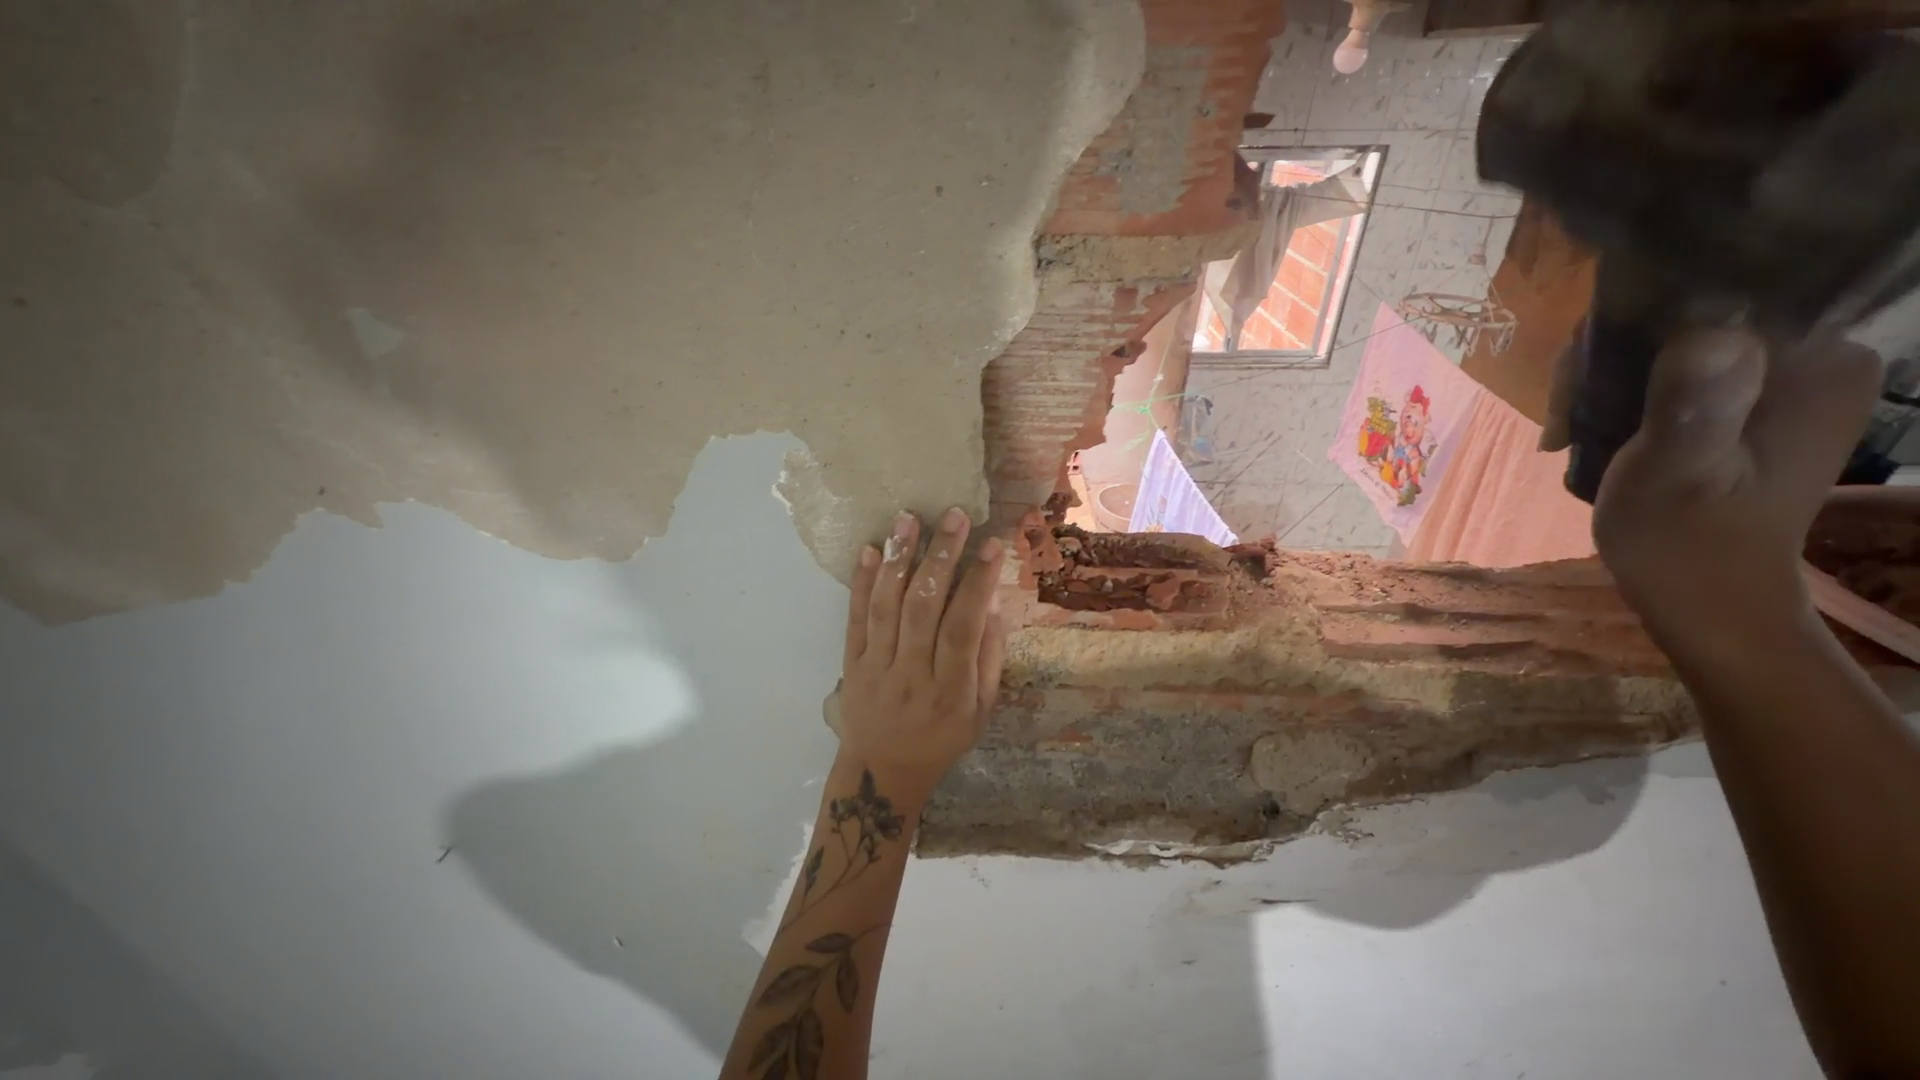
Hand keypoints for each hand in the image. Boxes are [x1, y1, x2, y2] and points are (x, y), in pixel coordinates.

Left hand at [837, 508, 1008, 801]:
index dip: (978, 583)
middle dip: (940, 557)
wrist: (883, 771)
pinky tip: (870, 550)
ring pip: (887, 607)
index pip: (963, 627)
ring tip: (909, 519)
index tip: (992, 544)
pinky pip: (856, 618)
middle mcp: (912, 674)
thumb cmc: (942, 738)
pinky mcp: (852, 662)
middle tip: (954, 516)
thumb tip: (993, 600)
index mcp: (952, 690)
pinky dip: (862, 583)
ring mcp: (877, 667)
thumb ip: (988, 657)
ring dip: (899, 559)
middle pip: (924, 608)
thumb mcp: (981, 710)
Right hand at [1562, 327, 1880, 643]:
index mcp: (1815, 364)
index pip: (1712, 294)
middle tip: (1565, 423)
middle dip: (1609, 359)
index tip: (1578, 384)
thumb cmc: (1683, 545)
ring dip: (1606, 379)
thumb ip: (1691, 403)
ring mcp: (1787, 375)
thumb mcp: (1672, 473)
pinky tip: (1594, 430)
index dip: (1633, 321)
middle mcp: (1817, 353)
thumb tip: (1707, 328)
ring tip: (1571, 433)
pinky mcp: (1755, 397)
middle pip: (1688, 311)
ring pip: (1671, 337)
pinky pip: (1675, 365)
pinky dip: (1624, 392)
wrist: (1707, 601)